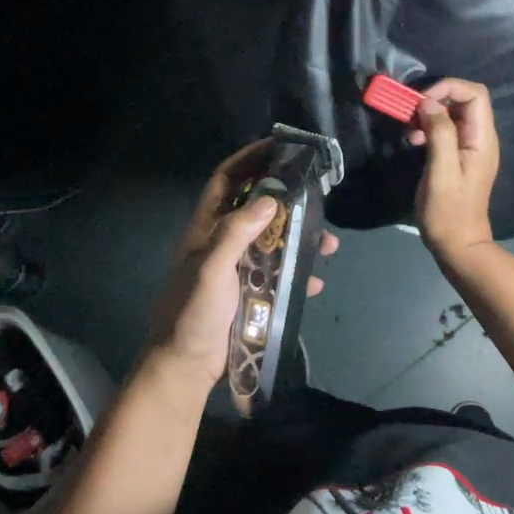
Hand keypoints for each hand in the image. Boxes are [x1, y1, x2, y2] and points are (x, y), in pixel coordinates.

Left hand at [147, 140, 339, 390]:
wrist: (185, 367)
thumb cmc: (192, 313)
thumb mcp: (211, 269)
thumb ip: (237, 232)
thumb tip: (270, 198)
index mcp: (208, 228)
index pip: (227, 180)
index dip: (248, 159)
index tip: (278, 146)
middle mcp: (224, 242)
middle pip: (259, 208)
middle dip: (288, 200)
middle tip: (317, 195)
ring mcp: (239, 268)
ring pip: (276, 242)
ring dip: (302, 239)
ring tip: (329, 244)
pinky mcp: (252, 294)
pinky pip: (282, 276)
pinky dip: (300, 275)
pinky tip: (315, 282)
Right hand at [408, 79, 500, 258]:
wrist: (457, 245)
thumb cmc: (449, 211)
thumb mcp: (441, 172)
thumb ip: (439, 134)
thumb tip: (429, 104)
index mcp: (482, 139)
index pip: (475, 94)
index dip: (449, 88)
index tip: (422, 101)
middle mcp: (481, 138)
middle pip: (464, 100)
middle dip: (436, 100)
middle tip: (411, 115)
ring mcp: (471, 148)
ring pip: (452, 114)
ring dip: (429, 115)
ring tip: (410, 132)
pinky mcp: (459, 156)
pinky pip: (446, 130)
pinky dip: (428, 129)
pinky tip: (414, 142)